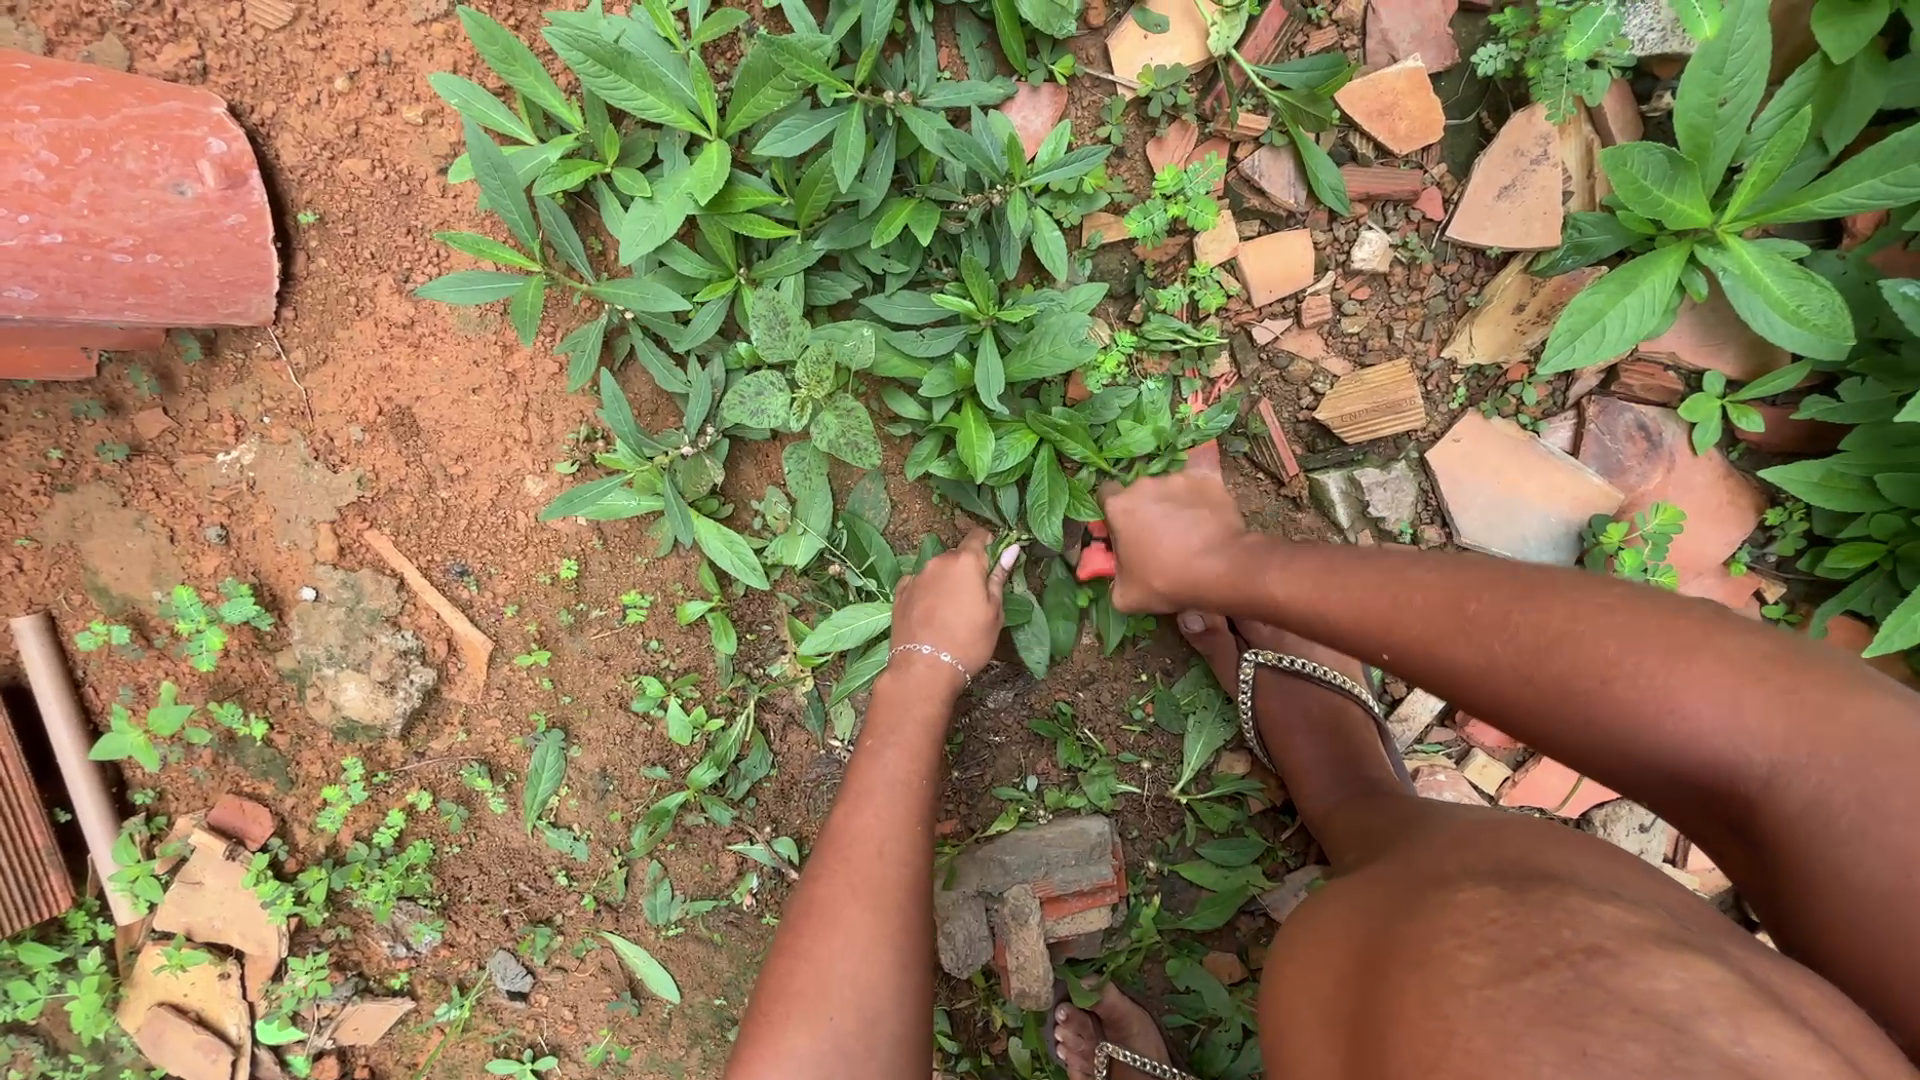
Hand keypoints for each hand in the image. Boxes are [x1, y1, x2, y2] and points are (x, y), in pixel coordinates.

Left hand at [888, 529, 1017, 690]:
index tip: (994, 567)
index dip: (990, 547)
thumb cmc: (968, 643)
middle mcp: (938, 561)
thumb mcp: (994, 612)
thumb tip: (1011, 549)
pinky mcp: (900, 593)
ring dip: (947, 581)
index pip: (979, 535)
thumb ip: (999, 577)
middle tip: (976, 598)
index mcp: (965, 561)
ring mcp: (916, 577)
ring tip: (952, 612)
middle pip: (958, 555)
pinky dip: (927, 592)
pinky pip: (919, 584)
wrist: (924, 671)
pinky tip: (931, 614)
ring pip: (938, 570)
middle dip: (968, 569)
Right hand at [1099, 455, 1246, 612]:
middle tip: (1157, 537)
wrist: (1221, 569)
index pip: (1105, 496)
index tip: (1123, 531)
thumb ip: (1113, 579)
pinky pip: (1199, 485)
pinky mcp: (1208, 479)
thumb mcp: (1126, 595)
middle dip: (1144, 509)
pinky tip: (1207, 519)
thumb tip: (1116, 576)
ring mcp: (1178, 479)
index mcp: (1119, 506)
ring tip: (1187, 531)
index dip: (1112, 514)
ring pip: (1169, 488)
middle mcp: (1144, 484)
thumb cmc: (1166, 581)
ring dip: (1172, 504)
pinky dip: (1200, 498)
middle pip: (1138, 492)